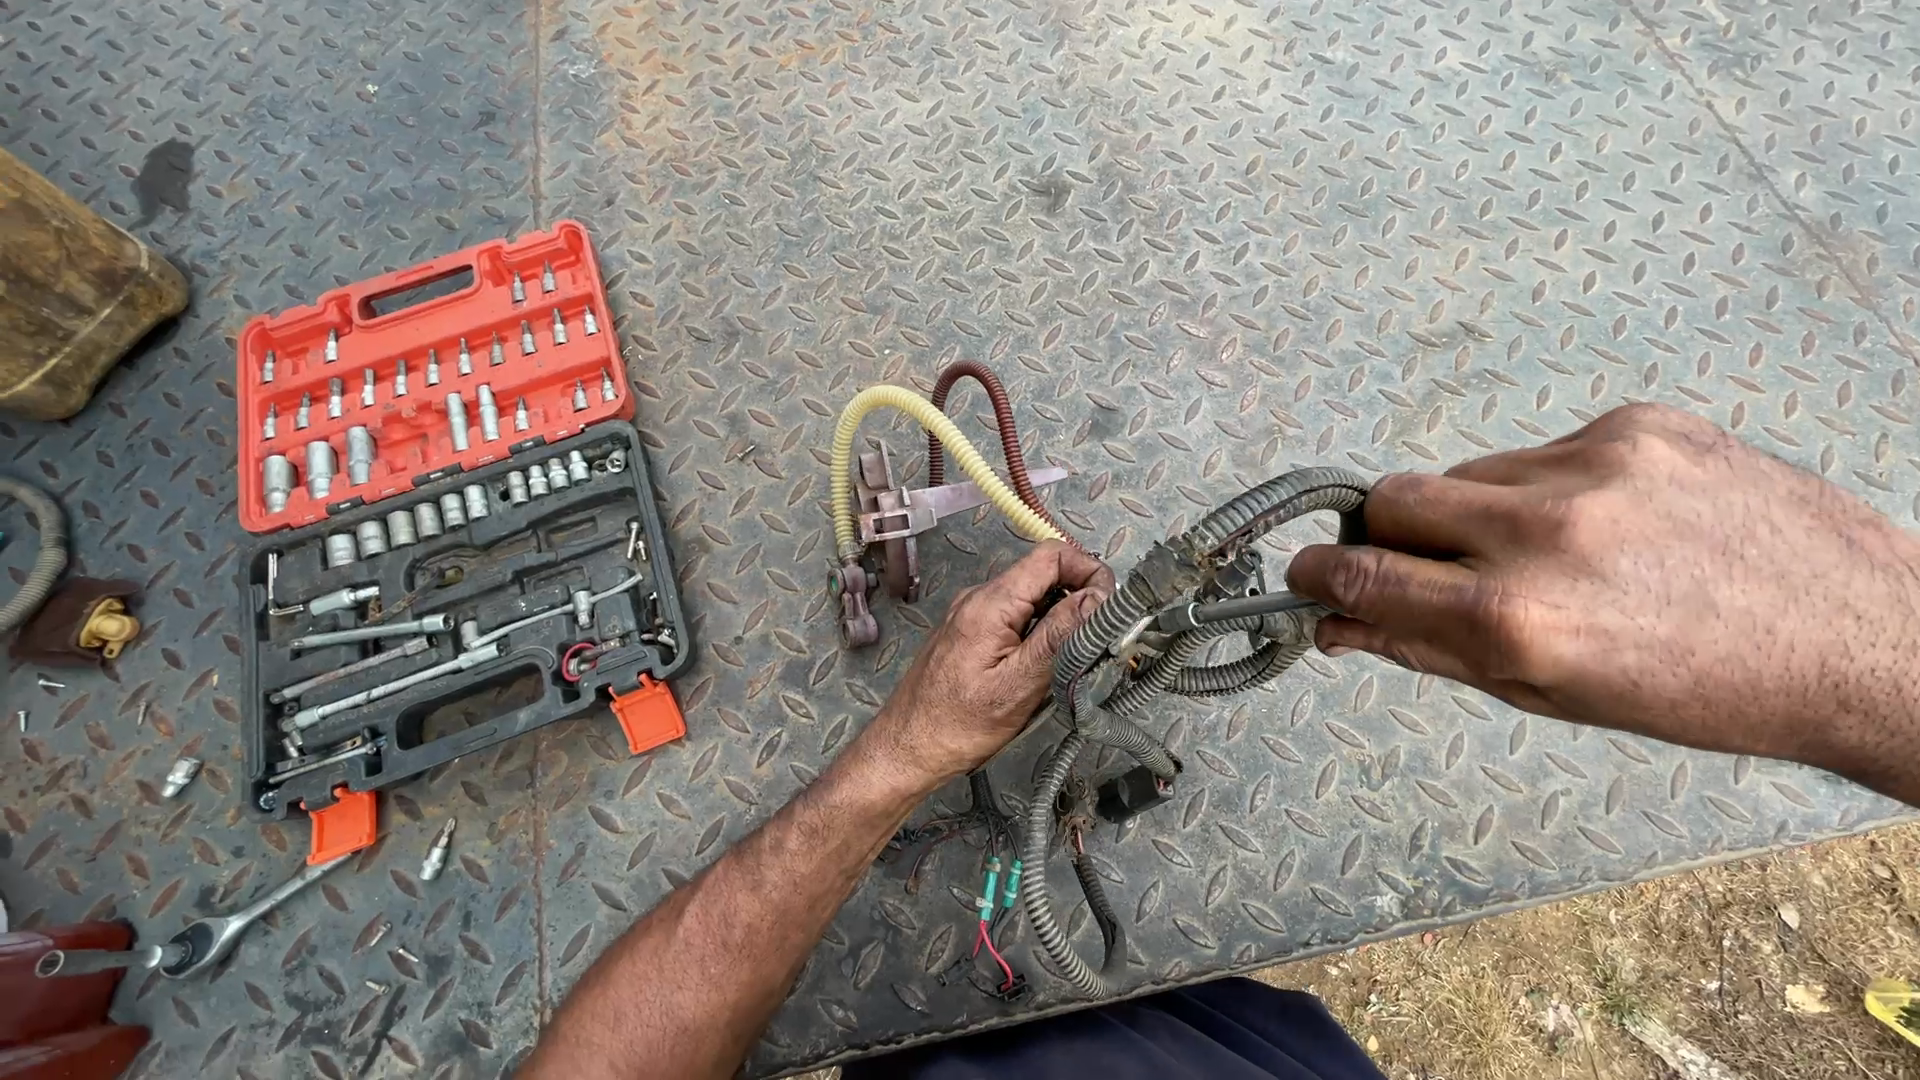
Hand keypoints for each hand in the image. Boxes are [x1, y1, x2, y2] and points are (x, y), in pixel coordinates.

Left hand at [858, 540, 1114, 789]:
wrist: (907, 749)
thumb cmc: (959, 725)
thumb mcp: (1020, 684)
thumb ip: (1060, 636)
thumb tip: (1099, 597)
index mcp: (990, 602)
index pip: (1051, 556)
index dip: (1089, 571)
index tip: (1110, 608)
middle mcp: (979, 597)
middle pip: (1043, 574)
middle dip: (1079, 598)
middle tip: (1099, 640)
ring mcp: (972, 613)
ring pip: (1031, 597)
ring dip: (1060, 619)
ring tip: (1074, 659)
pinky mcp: (970, 632)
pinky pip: (1014, 616)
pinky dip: (1038, 632)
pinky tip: (1044, 666)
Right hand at [1285, 403, 1919, 799]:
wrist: (1872, 642)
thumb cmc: (1695, 691)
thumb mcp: (1540, 692)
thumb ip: (1422, 649)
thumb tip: (1338, 623)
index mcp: (1515, 618)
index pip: (1363, 573)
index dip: (1318, 572)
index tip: (1306, 573)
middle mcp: (1544, 532)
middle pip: (1392, 498)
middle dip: (1388, 534)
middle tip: (1430, 564)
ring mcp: (1593, 466)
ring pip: (1461, 474)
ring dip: (1470, 513)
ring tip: (1544, 548)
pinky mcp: (1638, 424)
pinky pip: (1533, 452)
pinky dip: (1539, 488)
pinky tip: (1602, 521)